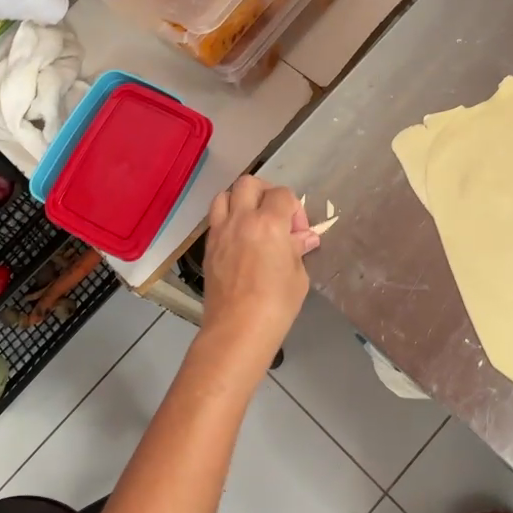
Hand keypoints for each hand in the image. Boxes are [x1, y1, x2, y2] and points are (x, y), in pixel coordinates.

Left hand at [202, 176, 314, 364]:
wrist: (237, 329)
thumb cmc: (276, 305)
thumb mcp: (297, 276)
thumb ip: (298, 250)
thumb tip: (304, 238)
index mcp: (269, 223)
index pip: (282, 194)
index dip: (295, 209)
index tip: (299, 233)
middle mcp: (241, 219)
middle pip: (249, 183)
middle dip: (266, 192)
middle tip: (275, 216)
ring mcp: (220, 232)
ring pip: (224, 195)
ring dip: (240, 200)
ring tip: (252, 221)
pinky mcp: (208, 247)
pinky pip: (215, 219)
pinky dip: (227, 219)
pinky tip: (239, 239)